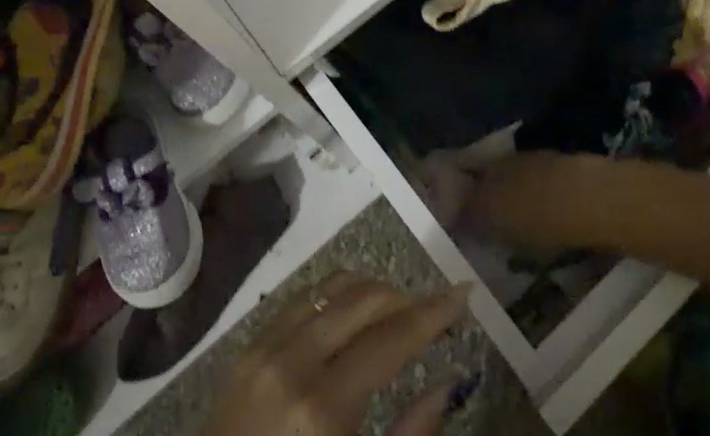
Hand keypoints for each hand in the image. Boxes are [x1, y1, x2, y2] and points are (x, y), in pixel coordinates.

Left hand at [198, 272, 476, 435]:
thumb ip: (411, 432)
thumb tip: (451, 383)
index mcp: (323, 406)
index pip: (392, 337)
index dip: (434, 312)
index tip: (466, 291)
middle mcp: (292, 363)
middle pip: (363, 299)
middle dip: (406, 297)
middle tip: (434, 313)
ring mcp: (261, 351)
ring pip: (328, 288)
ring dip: (370, 290)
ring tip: (396, 310)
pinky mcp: (243, 351)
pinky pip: (297, 300)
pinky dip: (332, 295)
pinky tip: (350, 311)